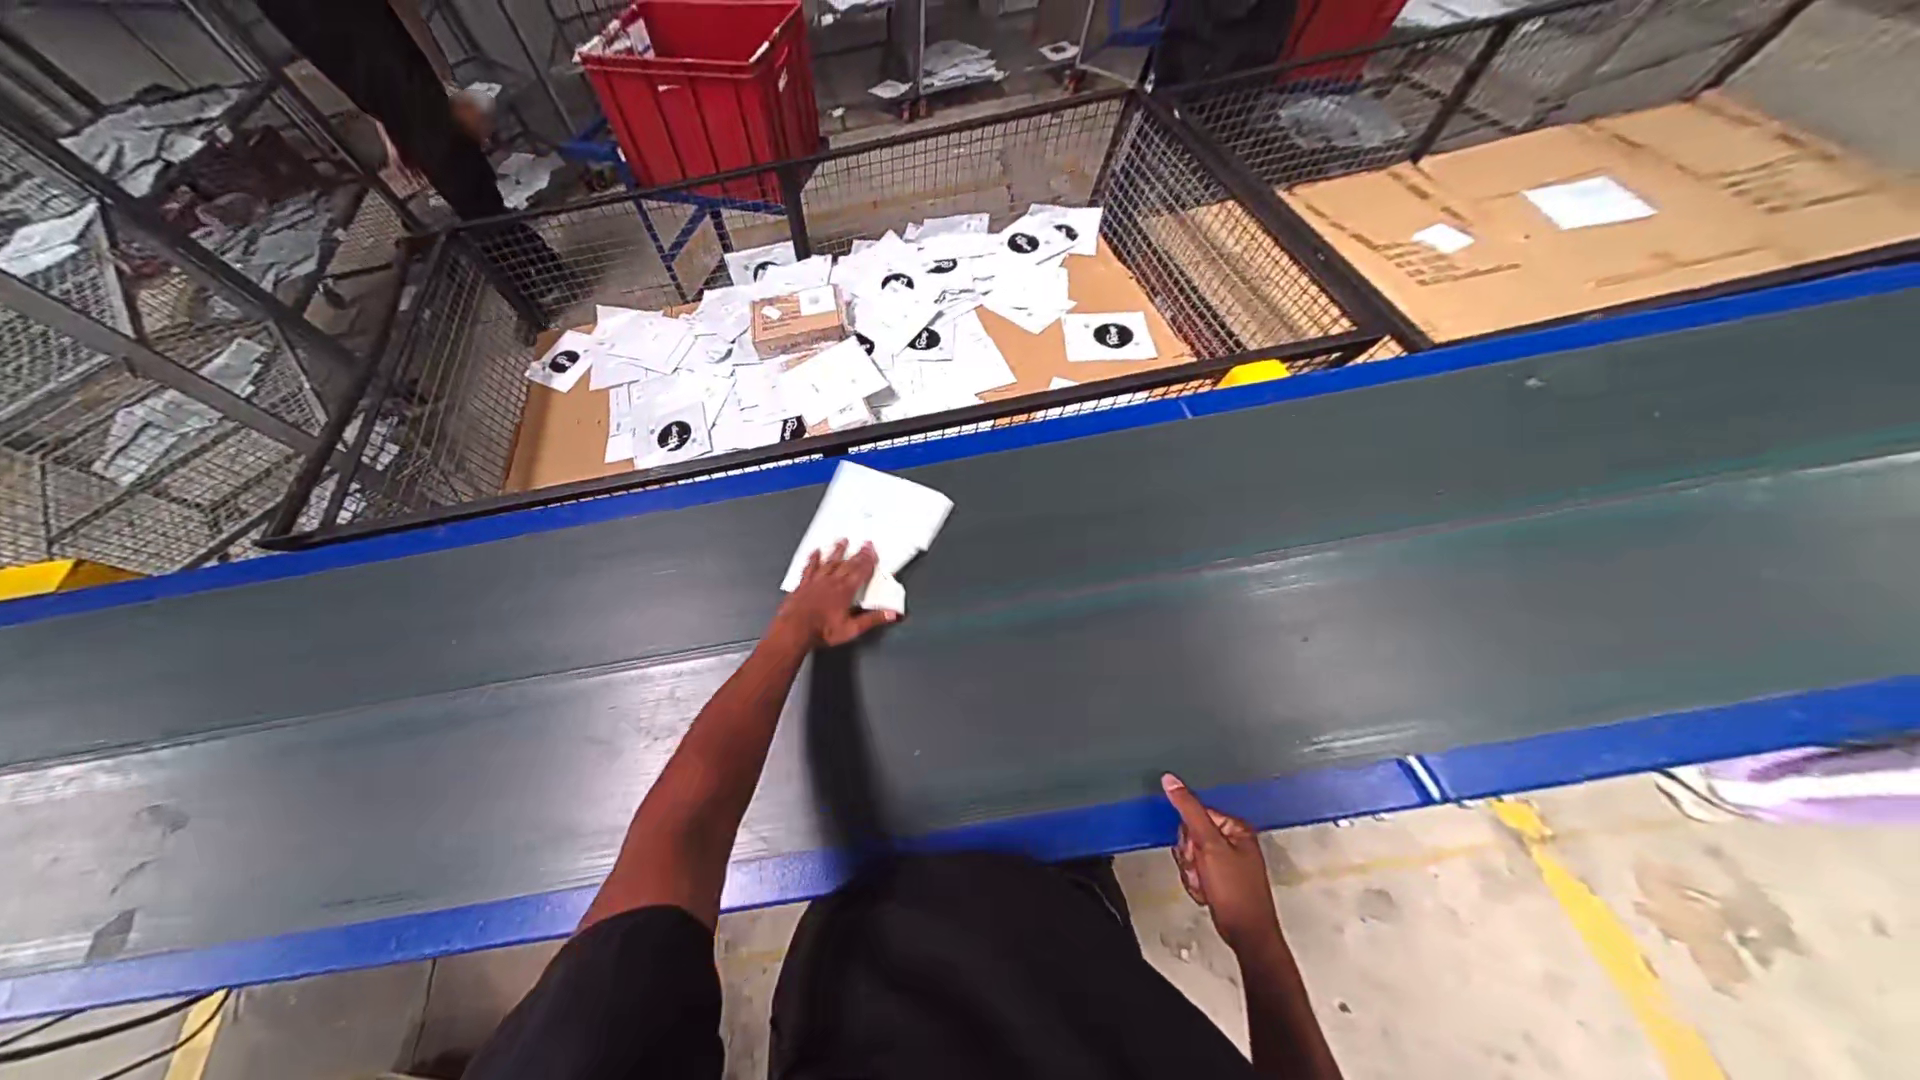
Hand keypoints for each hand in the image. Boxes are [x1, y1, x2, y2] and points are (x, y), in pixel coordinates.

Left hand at [774, 540, 897, 647]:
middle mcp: (832, 582)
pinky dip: (813, 558)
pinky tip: (816, 551)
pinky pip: (810, 567)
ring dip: (838, 551)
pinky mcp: (803, 584)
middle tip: (865, 543)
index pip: (861, 572)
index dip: (869, 561)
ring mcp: (816, 581)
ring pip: (830, 562)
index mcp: (845, 591)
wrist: (794, 630)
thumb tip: (891, 614)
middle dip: (858, 554)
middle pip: (848, 564)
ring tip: (843, 541)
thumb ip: (872, 620)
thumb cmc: (823, 631)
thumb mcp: (851, 629)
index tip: (873, 552)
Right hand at [1163, 773, 1282, 951]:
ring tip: (1206, 885)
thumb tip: (1172, 781)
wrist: (1246, 934)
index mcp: (1235, 828)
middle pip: (1190, 835)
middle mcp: (1233, 841)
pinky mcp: (1220, 877)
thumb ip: (1189, 810)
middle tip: (1202, 870)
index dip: (1189, 834)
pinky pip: (1194, 871)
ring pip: (1189, 855)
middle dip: (1189, 856)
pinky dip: (1195, 883)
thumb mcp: (1208, 845)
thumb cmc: (1236, 892)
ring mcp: (1227, 861)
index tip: (1196, 849)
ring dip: (1191, 872)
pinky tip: (1207, 893)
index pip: (1195, 814)